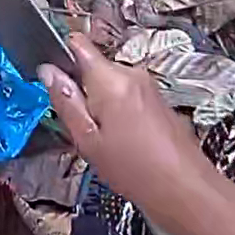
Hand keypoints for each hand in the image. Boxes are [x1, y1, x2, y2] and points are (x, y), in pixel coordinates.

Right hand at [39, 32, 230, 229]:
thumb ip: (65, 100)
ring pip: (109, 81)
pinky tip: (122, 139)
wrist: (187, 191)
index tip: (55, 80)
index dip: (60, 56)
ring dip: (100, 101)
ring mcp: (147, 85)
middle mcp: (130, 73)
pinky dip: (118, 108)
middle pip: (92, 66)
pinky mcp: (157, 98)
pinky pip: (126, 92)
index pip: (77, 43)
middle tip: (79, 123)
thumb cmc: (134, 169)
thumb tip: (47, 70)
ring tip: (102, 136)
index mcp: (109, 79)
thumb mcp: (87, 140)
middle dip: (81, 88)